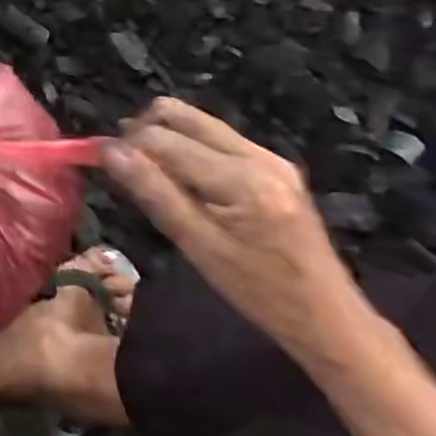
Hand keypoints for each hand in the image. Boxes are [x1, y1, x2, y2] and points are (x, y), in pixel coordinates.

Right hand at [101, 98, 366, 355]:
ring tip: (151, 174)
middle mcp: (259, 157)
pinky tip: (182, 180)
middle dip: (141, 131)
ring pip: (194, 121)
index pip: (160, 139)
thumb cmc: (260, 291)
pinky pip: (212, 137)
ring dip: (162, 138)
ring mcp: (270, 158)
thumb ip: (151, 190)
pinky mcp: (273, 166)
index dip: (123, 148)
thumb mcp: (196, 244)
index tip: (104, 168)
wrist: (331, 320)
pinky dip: (185, 147)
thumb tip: (106, 150)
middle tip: (126, 165)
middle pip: (178, 115)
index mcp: (242, 179)